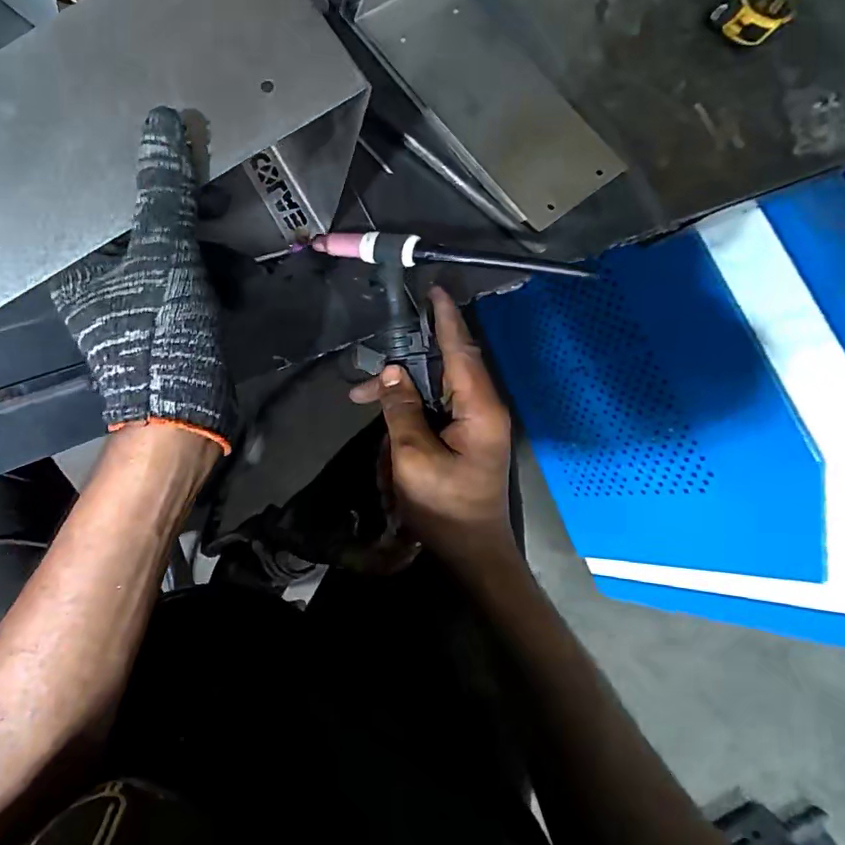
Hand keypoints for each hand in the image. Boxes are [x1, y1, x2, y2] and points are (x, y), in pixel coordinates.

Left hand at [51, 108, 234, 454]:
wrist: (186, 408)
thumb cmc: (158, 328)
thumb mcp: (163, 252)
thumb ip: (163, 190)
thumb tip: (161, 122)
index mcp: (75, 268)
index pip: (96, 203)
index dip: (129, 174)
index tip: (161, 150)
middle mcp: (95, 283)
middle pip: (132, 225)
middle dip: (173, 205)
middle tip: (205, 182)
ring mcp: (130, 303)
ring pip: (161, 249)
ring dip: (194, 232)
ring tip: (223, 213)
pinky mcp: (162, 318)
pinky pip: (178, 275)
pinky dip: (201, 262)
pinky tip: (227, 255)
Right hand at [349, 287, 513, 562]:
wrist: (472, 553)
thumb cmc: (445, 508)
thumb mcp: (414, 459)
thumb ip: (401, 410)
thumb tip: (392, 373)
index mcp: (479, 408)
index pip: (461, 351)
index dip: (445, 320)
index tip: (433, 291)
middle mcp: (483, 408)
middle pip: (446, 366)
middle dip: (407, 360)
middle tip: (371, 361)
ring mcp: (475, 424)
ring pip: (435, 388)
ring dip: (401, 390)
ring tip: (361, 397)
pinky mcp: (465, 437)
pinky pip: (434, 409)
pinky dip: (408, 409)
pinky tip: (383, 420)